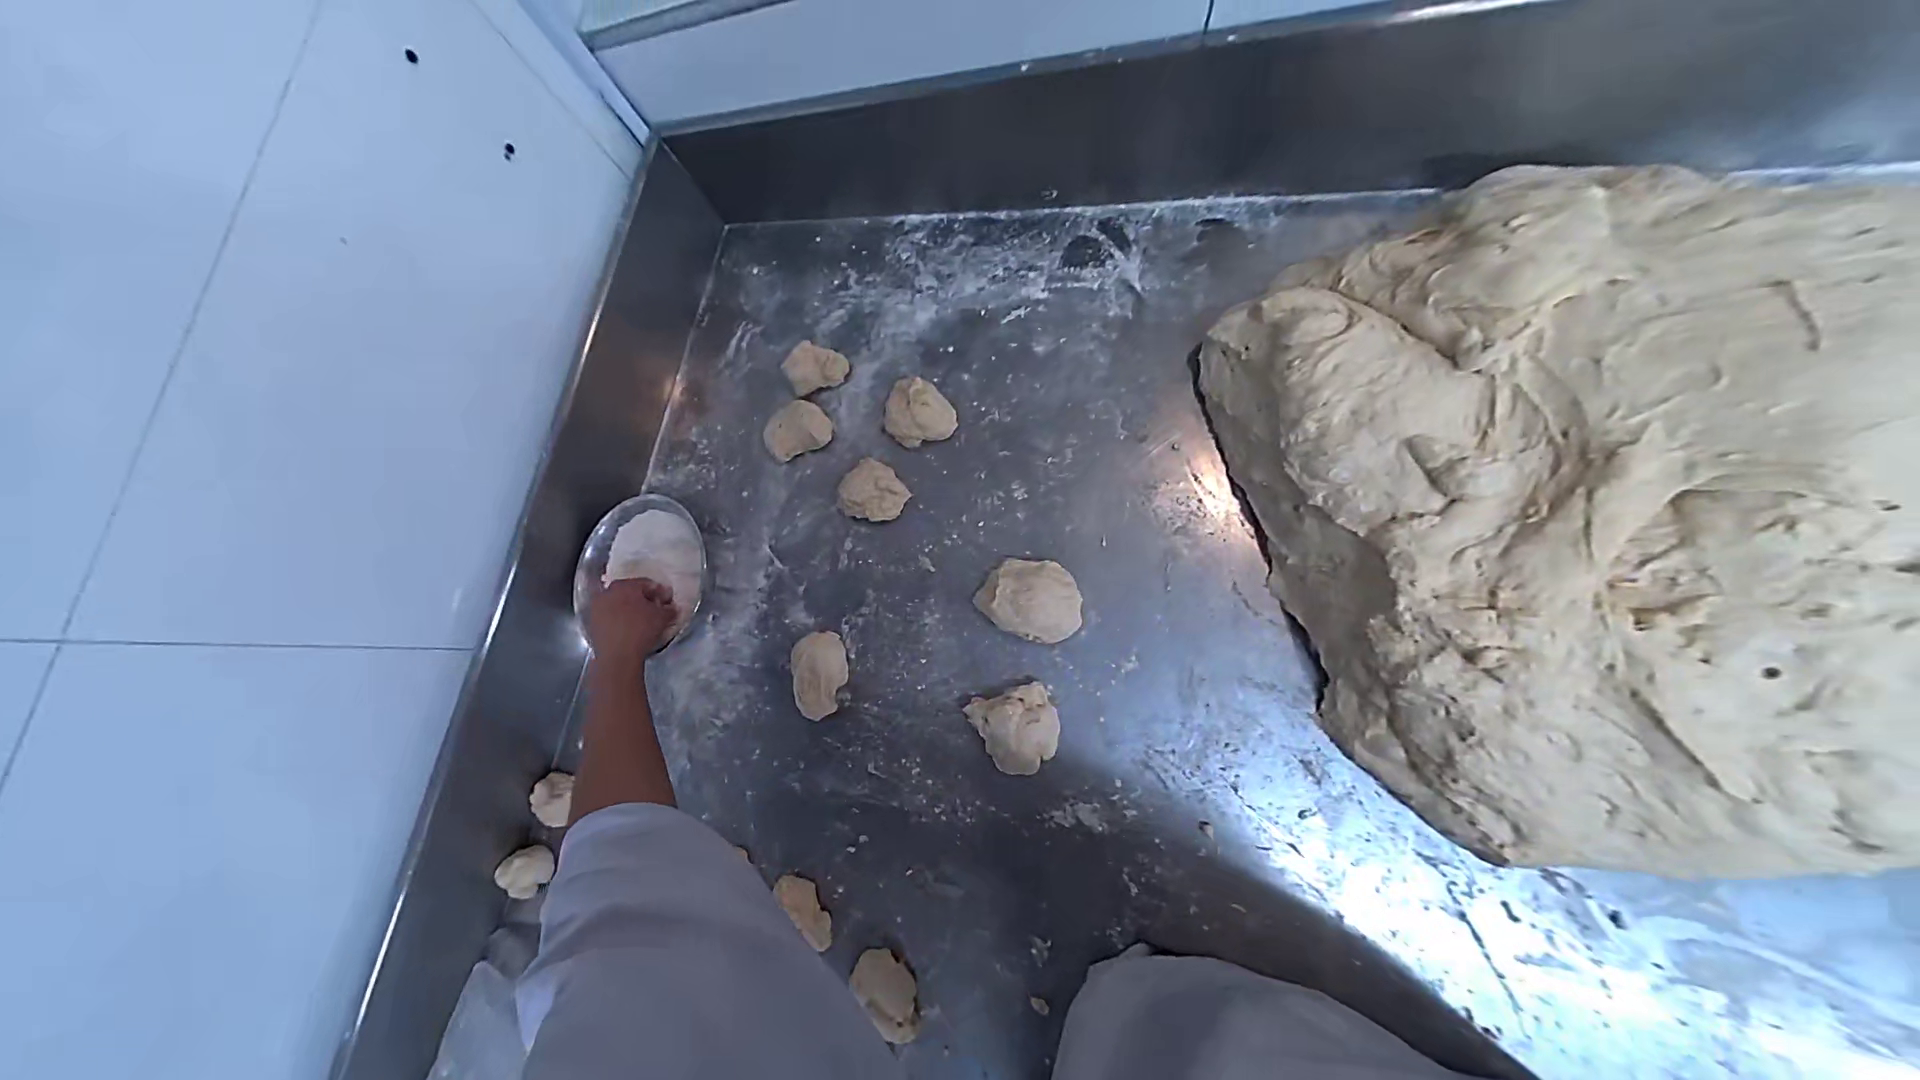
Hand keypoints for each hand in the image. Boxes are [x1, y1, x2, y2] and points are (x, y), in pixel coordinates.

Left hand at [589, 577, 677, 664]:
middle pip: (630, 592)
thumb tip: (671, 607)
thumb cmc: (642, 630)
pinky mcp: (591, 622)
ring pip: (618, 604)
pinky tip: (628, 629)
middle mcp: (608, 592)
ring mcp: (596, 607)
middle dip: (643, 599)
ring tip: (641, 620)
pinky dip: (619, 619)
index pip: (647, 584)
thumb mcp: (663, 617)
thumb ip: (669, 608)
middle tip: (655, 610)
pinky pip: (609, 616)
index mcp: (626, 585)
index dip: (660, 592)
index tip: (667, 602)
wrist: (617, 655)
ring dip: (629, 609)